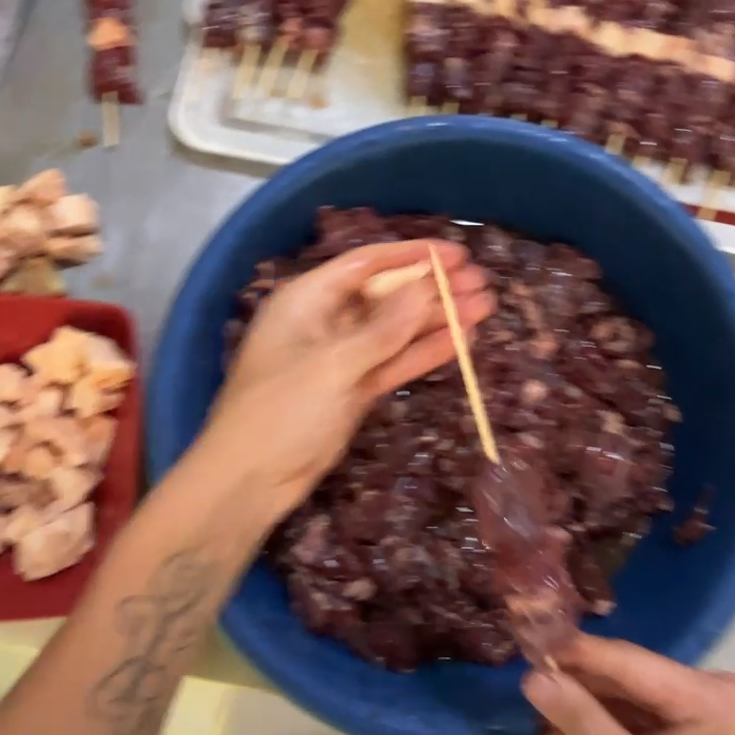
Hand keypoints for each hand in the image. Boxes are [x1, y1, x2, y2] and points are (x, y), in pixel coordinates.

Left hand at [194, 239, 494, 514]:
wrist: (249, 481)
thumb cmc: (280, 412)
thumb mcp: (332, 366)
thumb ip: (383, 329)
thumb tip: (425, 287)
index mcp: (306, 300)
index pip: (365, 264)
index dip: (412, 256)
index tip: (456, 254)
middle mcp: (325, 322)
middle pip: (386, 296)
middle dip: (432, 289)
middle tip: (482, 283)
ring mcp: (341, 358)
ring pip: (395, 331)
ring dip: (437, 320)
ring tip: (484, 307)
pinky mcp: (353, 391)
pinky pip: (393, 363)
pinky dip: (424, 353)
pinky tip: (461, 340)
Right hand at [526, 635, 734, 734]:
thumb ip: (581, 721)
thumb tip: (531, 676)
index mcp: (713, 696)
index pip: (627, 660)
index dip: (573, 653)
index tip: (527, 649)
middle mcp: (719, 688)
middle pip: (628, 680)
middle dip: (580, 700)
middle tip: (535, 714)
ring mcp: (715, 709)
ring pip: (633, 701)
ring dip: (591, 723)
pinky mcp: (708, 730)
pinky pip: (649, 719)